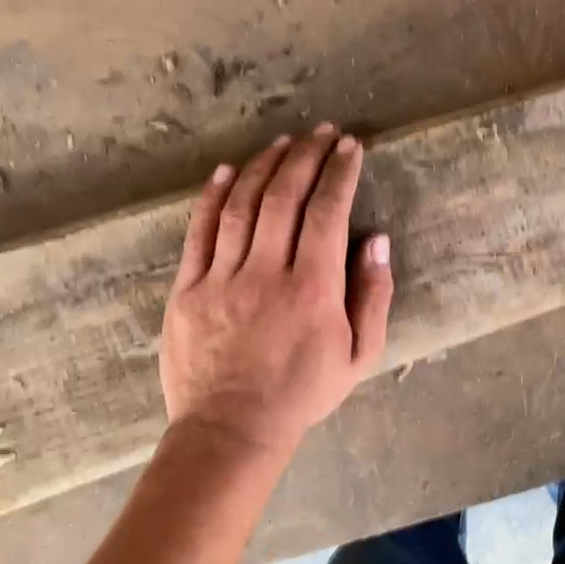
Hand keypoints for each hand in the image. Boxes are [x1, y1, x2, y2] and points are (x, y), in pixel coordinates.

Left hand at [161, 124, 394, 455]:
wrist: (230, 431)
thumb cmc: (305, 392)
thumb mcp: (362, 354)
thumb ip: (374, 295)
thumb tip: (378, 241)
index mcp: (313, 288)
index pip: (328, 213)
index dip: (341, 173)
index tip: (352, 147)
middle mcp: (267, 274)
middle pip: (285, 198)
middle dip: (307, 157)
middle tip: (323, 132)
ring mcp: (221, 280)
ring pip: (242, 206)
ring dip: (264, 166)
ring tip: (285, 142)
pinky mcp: (187, 291)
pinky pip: (199, 233)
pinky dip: (213, 197)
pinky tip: (226, 171)